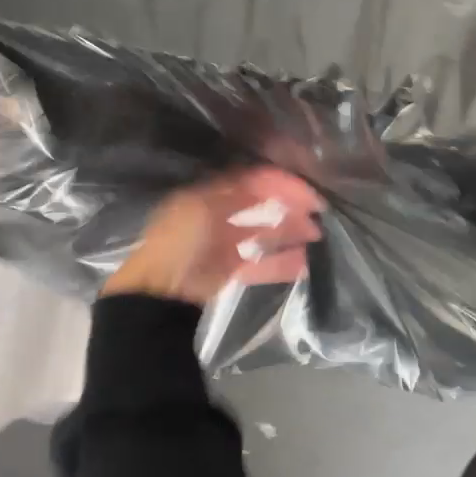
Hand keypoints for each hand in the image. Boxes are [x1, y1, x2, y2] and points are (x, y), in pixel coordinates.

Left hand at [102, 168, 325, 306]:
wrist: (158, 294)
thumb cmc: (179, 244)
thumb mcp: (203, 209)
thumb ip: (238, 196)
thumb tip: (270, 187)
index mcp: (206, 197)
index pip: (251, 182)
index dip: (281, 184)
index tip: (309, 194)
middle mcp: (217, 217)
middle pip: (260, 207)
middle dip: (290, 208)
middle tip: (316, 215)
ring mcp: (224, 245)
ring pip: (264, 234)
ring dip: (290, 233)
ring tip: (315, 237)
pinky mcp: (231, 271)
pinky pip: (261, 264)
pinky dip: (282, 263)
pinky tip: (304, 263)